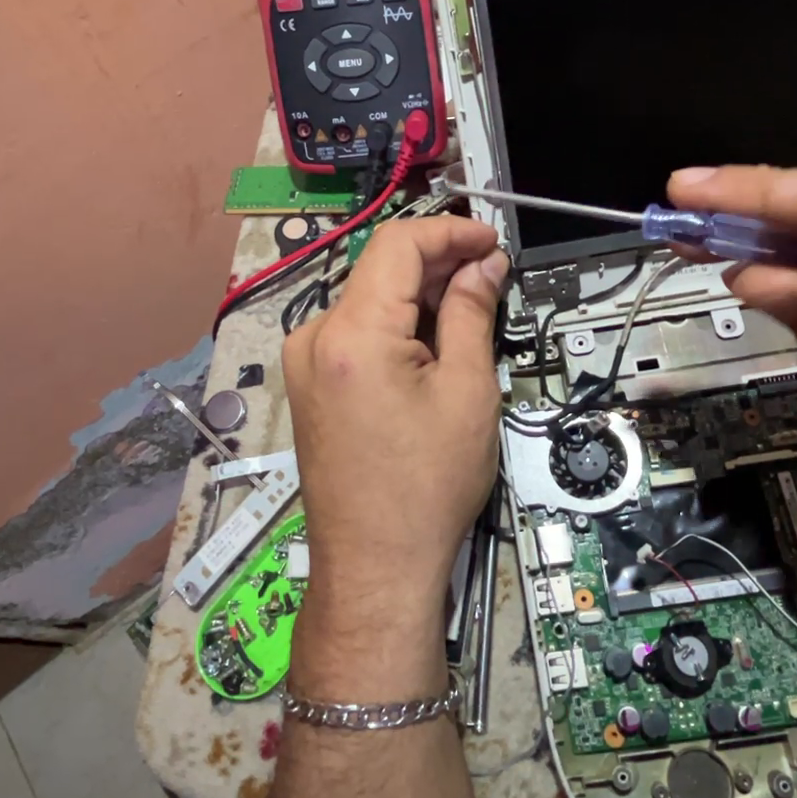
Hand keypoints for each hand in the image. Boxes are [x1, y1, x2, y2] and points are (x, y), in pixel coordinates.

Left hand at [281, 216, 507, 696]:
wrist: (375, 565)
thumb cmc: (426, 488)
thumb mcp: (466, 392)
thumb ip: (471, 313)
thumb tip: (483, 266)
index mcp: (351, 334)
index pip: (398, 245)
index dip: (451, 231)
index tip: (491, 240)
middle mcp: (314, 338)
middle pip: (381, 270)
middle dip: (439, 264)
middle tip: (490, 276)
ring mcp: (305, 363)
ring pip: (369, 300)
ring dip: (419, 296)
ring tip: (468, 313)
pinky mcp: (309, 385)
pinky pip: (355, 332)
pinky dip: (396, 326)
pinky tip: (432, 343)